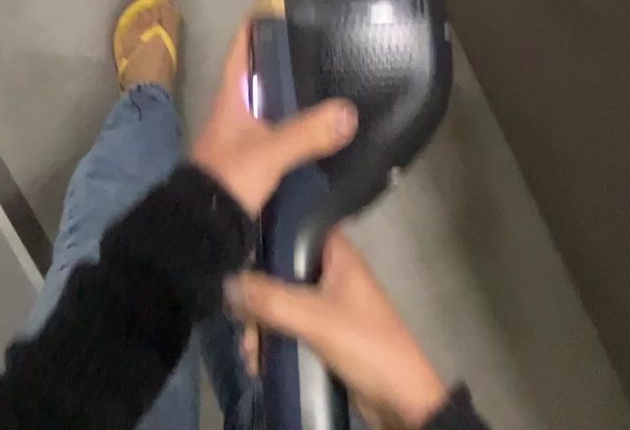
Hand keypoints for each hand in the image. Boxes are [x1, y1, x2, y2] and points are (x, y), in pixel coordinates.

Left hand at [190, 20, 356, 215]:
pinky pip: (276, 130)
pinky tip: (318, 127)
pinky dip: (294, 124)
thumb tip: (349, 111)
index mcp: (231, 97)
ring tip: (327, 79)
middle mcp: (234, 110)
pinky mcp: (251, 160)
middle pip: (259, 74)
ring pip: (268, 103)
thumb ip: (307, 134)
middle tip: (319, 42)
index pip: (241, 49)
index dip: (256, 25)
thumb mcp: (269, 153)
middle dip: (283, 58)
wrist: (201, 228)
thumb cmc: (228, 178)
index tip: (278, 2)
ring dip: (291, 93)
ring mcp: (241, 136)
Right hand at [228, 232, 450, 429]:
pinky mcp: (325, 334)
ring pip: (282, 301)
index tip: (236, 246)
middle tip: (241, 321)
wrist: (402, 403)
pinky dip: (273, 340)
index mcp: (337, 254)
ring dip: (262, 324)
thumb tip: (227, 283)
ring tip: (251, 352)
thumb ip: (270, 299)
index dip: (266, 232)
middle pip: (281, 269)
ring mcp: (328, 304)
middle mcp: (332, 272)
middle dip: (257, 296)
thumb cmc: (365, 345)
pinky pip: (290, 327)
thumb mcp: (315, 319)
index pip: (296, 226)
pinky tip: (259, 361)